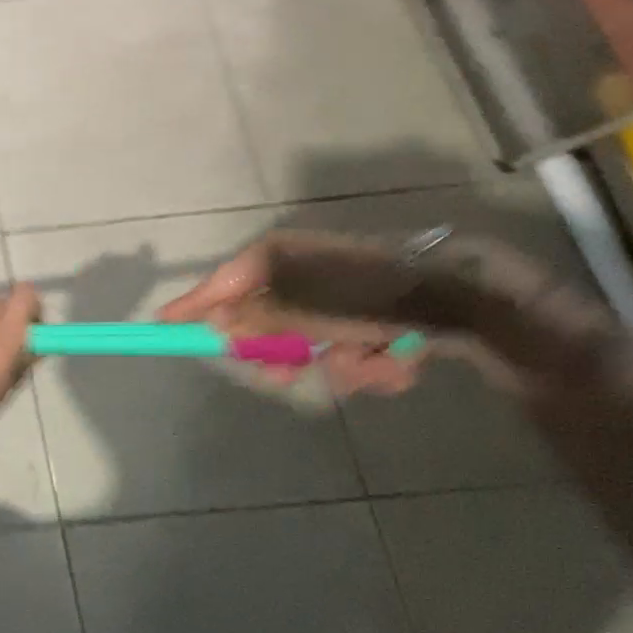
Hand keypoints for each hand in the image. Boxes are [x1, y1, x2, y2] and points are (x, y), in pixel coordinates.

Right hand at [159, 234, 425, 395]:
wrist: (467, 302)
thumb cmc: (367, 299)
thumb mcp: (299, 310)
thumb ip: (254, 319)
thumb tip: (222, 324)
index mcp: (280, 258)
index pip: (222, 282)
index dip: (194, 305)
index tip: (164, 322)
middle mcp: (307, 271)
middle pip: (270, 320)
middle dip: (284, 352)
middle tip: (283, 374)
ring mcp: (346, 295)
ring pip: (319, 344)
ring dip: (342, 364)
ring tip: (371, 367)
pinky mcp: (382, 316)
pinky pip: (357, 349)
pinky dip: (374, 362)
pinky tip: (399, 360)